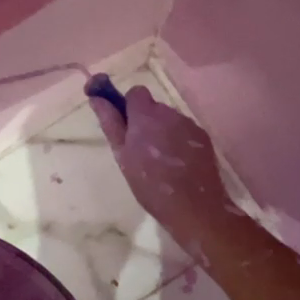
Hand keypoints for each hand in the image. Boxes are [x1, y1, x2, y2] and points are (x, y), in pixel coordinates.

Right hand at [88, 85, 233, 237]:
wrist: (194, 207)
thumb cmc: (150, 184)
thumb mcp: (122, 155)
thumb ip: (110, 123)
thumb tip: (96, 98)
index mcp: (145, 115)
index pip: (135, 92)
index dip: (128, 106)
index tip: (126, 126)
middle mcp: (169, 113)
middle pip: (153, 107)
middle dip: (145, 121)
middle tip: (140, 150)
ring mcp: (189, 124)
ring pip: (169, 120)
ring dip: (162, 131)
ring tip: (161, 161)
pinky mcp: (204, 137)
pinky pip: (184, 131)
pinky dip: (179, 141)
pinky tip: (178, 164)